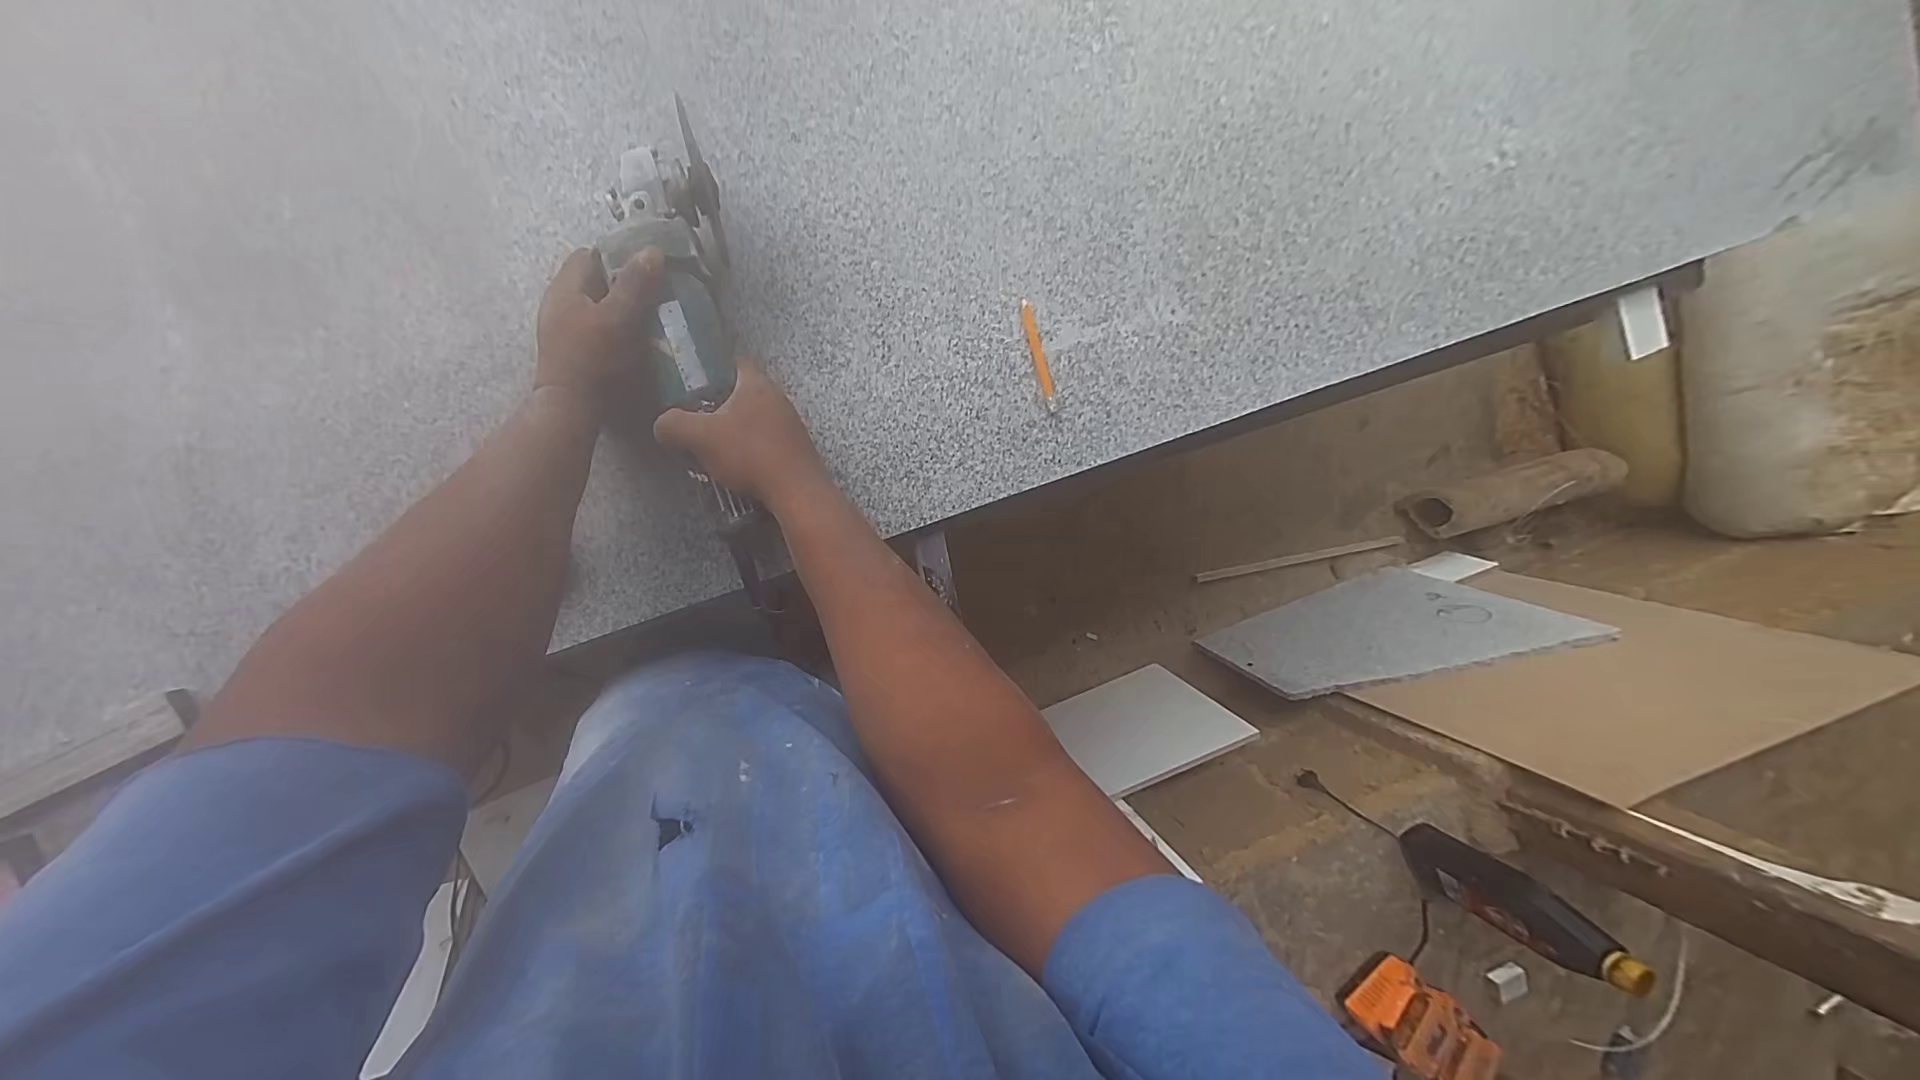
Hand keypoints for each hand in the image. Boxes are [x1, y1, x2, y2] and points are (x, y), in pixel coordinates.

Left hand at [535, 247, 664, 406]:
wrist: (570, 406)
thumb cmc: (593, 358)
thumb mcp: (618, 318)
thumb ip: (635, 285)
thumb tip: (653, 251)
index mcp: (565, 287)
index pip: (590, 256)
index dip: (618, 257)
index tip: (647, 269)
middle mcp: (559, 302)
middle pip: (594, 282)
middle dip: (623, 285)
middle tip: (655, 297)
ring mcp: (562, 328)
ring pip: (596, 306)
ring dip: (621, 310)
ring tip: (650, 321)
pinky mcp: (571, 350)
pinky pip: (596, 328)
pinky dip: (615, 329)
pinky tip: (634, 344)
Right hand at [653, 355, 830, 507]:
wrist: (797, 491)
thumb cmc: (749, 454)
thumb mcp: (699, 437)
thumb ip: (673, 425)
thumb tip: (664, 425)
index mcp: (757, 384)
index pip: (734, 362)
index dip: (711, 369)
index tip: (692, 384)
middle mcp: (779, 399)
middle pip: (743, 394)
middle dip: (719, 406)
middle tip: (698, 422)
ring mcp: (792, 425)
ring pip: (755, 420)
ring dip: (735, 432)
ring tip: (713, 450)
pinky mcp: (797, 450)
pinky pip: (767, 442)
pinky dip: (751, 450)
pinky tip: (738, 468)